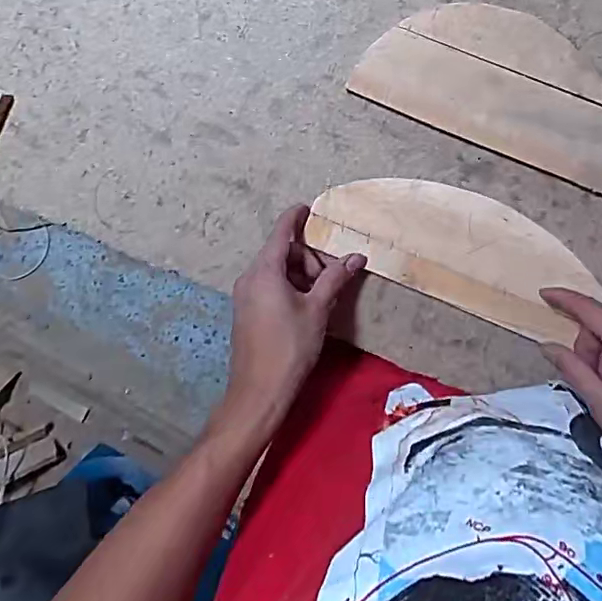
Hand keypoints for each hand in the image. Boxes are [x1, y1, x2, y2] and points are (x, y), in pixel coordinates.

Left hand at [222, 206, 365, 422]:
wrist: (259, 393)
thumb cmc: (289, 347)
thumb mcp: (317, 309)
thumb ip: (335, 279)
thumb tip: (355, 257)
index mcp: (265, 271)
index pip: (282, 232)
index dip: (296, 217)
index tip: (308, 207)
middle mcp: (250, 277)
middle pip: (283, 252)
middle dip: (309, 258)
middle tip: (331, 280)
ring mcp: (246, 295)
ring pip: (278, 271)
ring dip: (302, 275)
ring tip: (322, 298)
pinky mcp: (247, 312)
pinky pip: (270, 286)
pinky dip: (290, 287)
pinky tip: (307, 307)